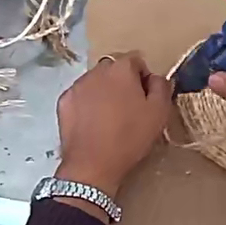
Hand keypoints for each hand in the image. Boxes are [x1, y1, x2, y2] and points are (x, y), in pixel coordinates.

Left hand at [54, 51, 173, 198]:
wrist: (92, 164)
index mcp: (121, 69)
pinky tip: (93, 125)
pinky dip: (87, 105)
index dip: (144, 78)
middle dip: (122, 83)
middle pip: (114, 70)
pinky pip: (80, 97)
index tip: (146, 98)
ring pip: (95, 83)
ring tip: (109, 119)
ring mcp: (76, 86)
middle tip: (129, 109)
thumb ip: (162, 86)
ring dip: (103, 93)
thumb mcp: (159, 112)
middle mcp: (96, 71)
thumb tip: (156, 78)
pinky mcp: (63, 102)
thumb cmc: (130, 137)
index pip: (136, 60)